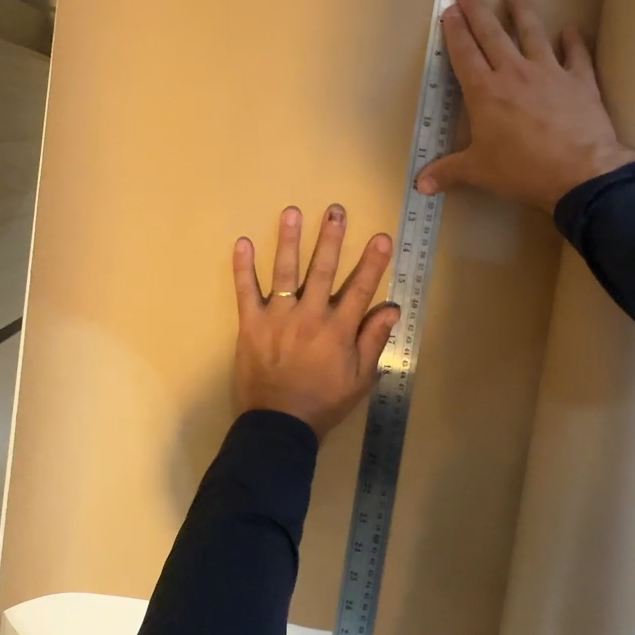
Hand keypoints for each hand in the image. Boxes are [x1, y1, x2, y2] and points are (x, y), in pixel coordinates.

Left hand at [231, 205, 401, 438]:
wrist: (279, 424)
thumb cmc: (323, 403)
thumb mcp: (360, 378)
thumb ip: (374, 341)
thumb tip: (392, 309)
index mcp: (339, 329)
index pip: (360, 288)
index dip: (373, 262)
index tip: (381, 237)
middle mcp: (310, 315)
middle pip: (323, 269)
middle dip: (331, 238)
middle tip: (335, 210)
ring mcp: (278, 316)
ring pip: (285, 271)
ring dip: (289, 239)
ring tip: (292, 212)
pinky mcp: (251, 323)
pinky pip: (245, 290)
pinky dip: (242, 267)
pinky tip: (242, 242)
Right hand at [415, 0, 634, 210]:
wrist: (581, 173)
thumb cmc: (522, 171)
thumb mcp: (479, 172)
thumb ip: (448, 172)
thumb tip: (418, 186)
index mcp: (485, 92)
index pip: (465, 54)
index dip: (455, 32)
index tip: (450, 10)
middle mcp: (515, 74)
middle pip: (493, 35)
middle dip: (479, 10)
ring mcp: (550, 74)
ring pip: (533, 34)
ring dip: (523, 11)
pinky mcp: (581, 82)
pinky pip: (577, 56)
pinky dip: (574, 41)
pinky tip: (571, 29)